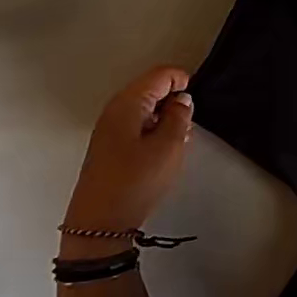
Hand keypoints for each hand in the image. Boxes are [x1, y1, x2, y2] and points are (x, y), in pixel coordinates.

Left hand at [63, 67, 194, 244]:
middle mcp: (115, 111)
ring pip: (144, 108)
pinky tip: (163, 152)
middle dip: (173, 100)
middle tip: (189, 122)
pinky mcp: (110, 147)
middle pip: (149, 89)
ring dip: (164, 117)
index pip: (159, 75)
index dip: (181, 80)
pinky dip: (153, 131)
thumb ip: (179, 117)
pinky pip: (137, 126)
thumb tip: (182, 101)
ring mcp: (110, 129)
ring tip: (179, 140)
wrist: (101, 221)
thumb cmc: (134, 183)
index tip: (196, 94)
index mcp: (128, 104)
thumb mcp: (168, 147)